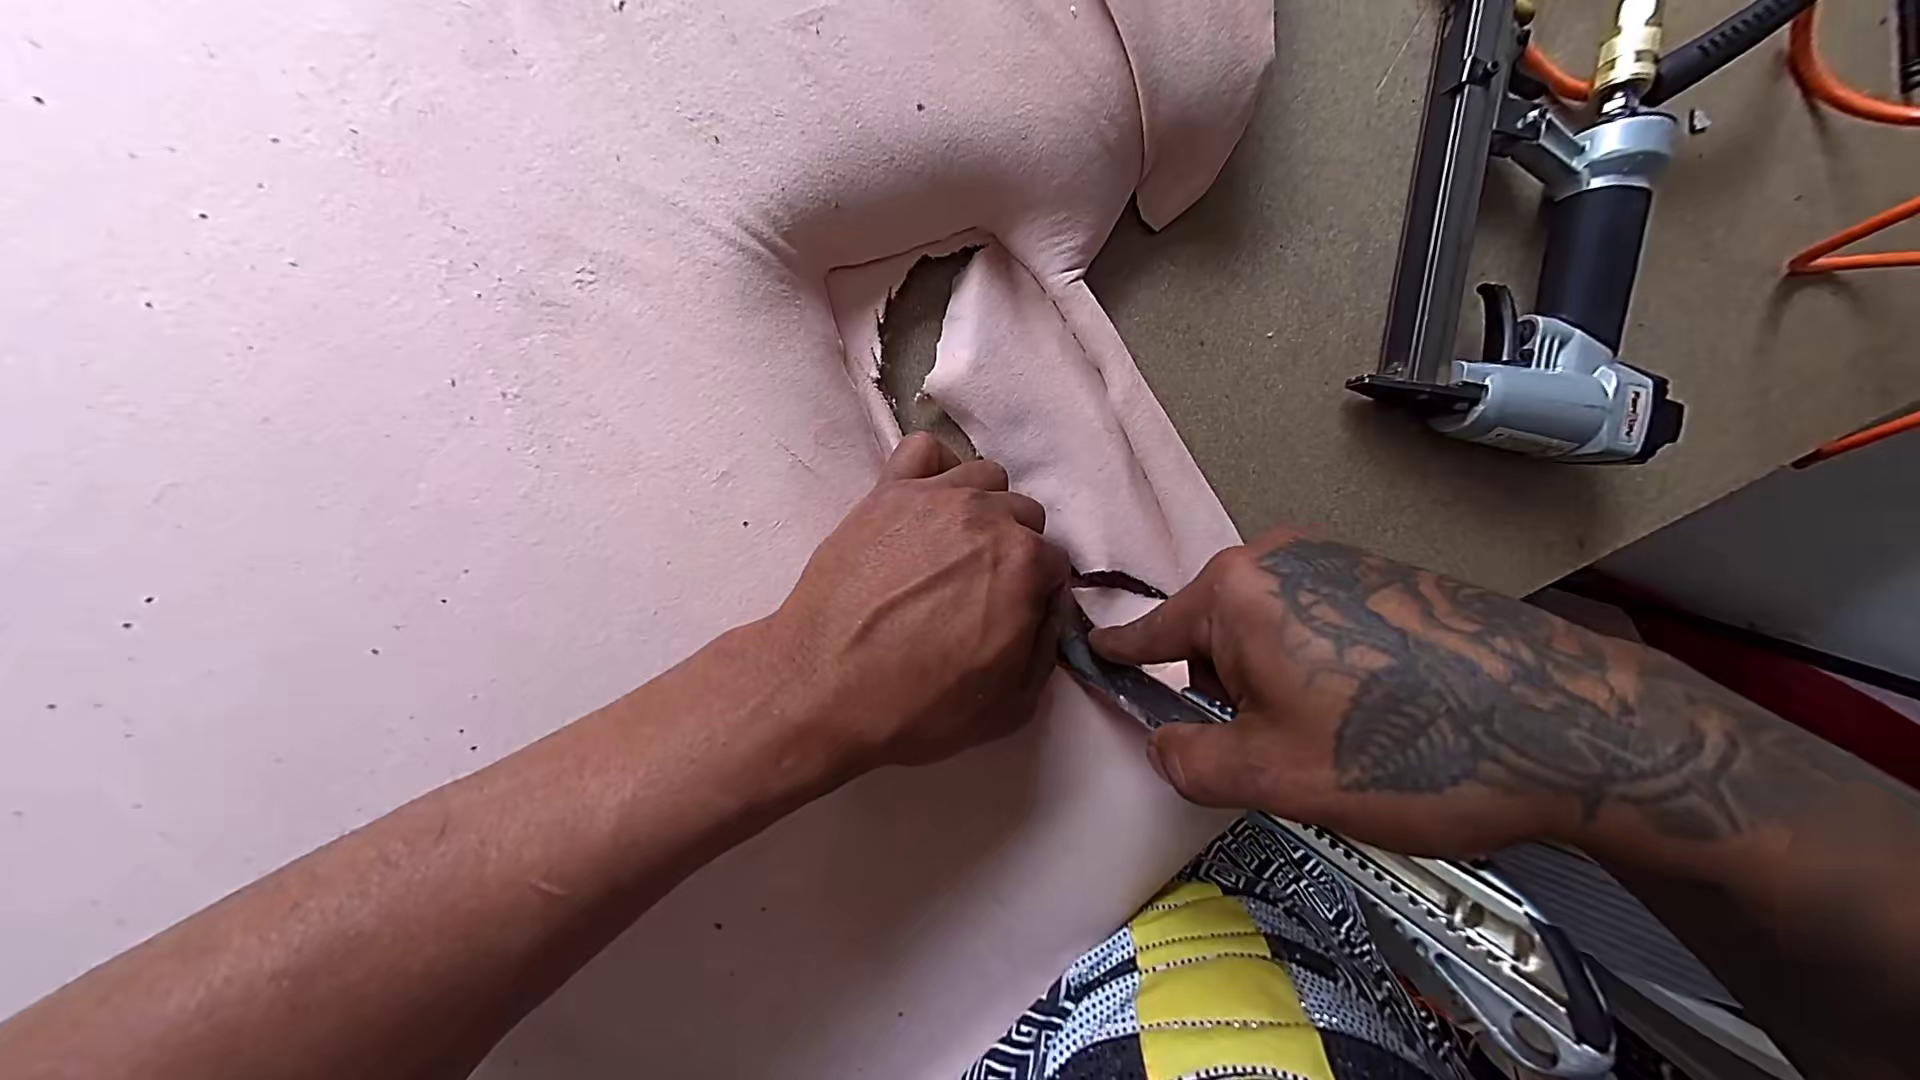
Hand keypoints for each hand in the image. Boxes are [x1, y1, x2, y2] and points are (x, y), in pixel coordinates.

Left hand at [768, 434, 1069, 771]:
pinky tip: (925, 502)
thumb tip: (1049, 608)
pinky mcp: (885, 491)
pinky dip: (935, 467)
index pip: (1055, 563)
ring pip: (985, 477)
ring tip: (954, 544)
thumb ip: (1046, 648)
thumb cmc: (918, 706)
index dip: (1037, 593)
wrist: (822, 689)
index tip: (1014, 613)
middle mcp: (986, 517)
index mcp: (1024, 564)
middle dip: (1015, 548)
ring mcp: (933, 497)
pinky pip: (923, 449)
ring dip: (983, 507)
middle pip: (1024, 515)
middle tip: (981, 585)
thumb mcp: (1011, 706)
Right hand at [1088, 529, 1695, 857]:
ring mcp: (1329, 557)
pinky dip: (1309, 659)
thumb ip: (1187, 762)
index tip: (1089, 651)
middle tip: (1273, 741)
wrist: (1577, 724)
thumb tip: (1162, 746)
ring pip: (1259, 627)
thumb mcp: (1271, 775)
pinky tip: (1367, 701)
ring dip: (1268, 677)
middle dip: (1220, 688)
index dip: (1118, 653)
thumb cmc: (1408, 746)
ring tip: (1334, 727)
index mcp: (1235, 592)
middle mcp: (1274, 557)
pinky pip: (1306, 615)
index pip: (1150, 630)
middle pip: (1209, 632)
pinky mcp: (1374, 570)